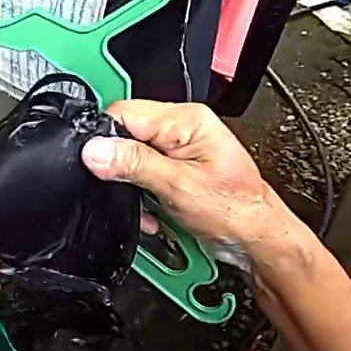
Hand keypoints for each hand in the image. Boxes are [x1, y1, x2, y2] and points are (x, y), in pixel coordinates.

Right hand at [80, 100, 306, 267]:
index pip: (124, 112)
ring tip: (147, 206)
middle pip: (125, 135)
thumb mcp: (177, 186)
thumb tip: (95, 150)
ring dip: (131, 186)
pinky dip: (141, 195)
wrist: (255, 238)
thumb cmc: (235, 210)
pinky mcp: (175, 169)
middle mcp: (183, 128)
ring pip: (131, 157)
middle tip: (129, 191)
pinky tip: (152, 211)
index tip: (99, 166)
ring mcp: (179, 149)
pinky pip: (143, 174)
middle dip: (119, 167)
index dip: (104, 139)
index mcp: (186, 120)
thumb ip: (134, 164)